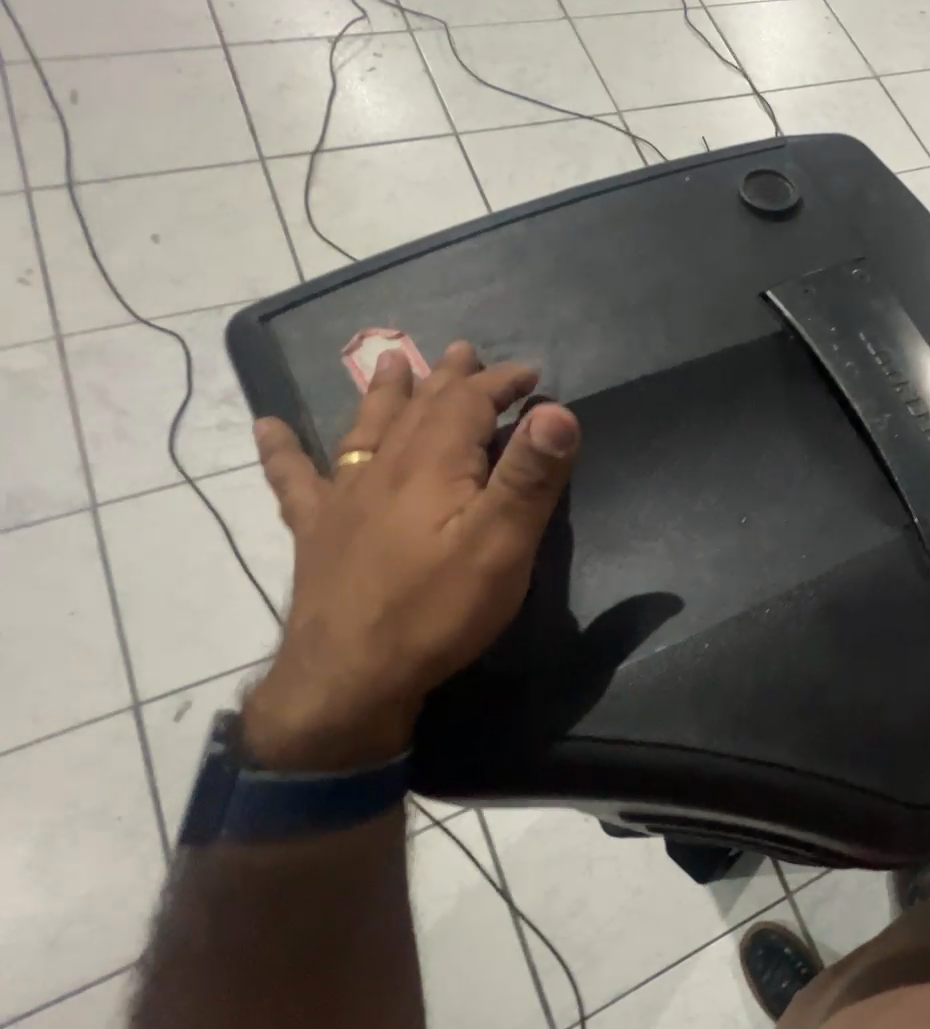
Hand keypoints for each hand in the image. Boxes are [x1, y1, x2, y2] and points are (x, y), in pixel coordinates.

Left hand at [245, 342, 580, 770]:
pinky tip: (270, 429)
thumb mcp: (503, 543)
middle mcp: (385, 468)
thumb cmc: (440, 607)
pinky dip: (284, 450)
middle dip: (448, 378)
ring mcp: (345, 498)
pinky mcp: (319, 532)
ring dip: (384, 393)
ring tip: (390, 363)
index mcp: (434, 465)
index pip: (468, 404)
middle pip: (418, 408)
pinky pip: (296, 479)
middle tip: (464, 352)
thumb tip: (559, 411)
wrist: (352, 676)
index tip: (532, 373)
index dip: (500, 383)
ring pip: (366, 429)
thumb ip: (531, 477)